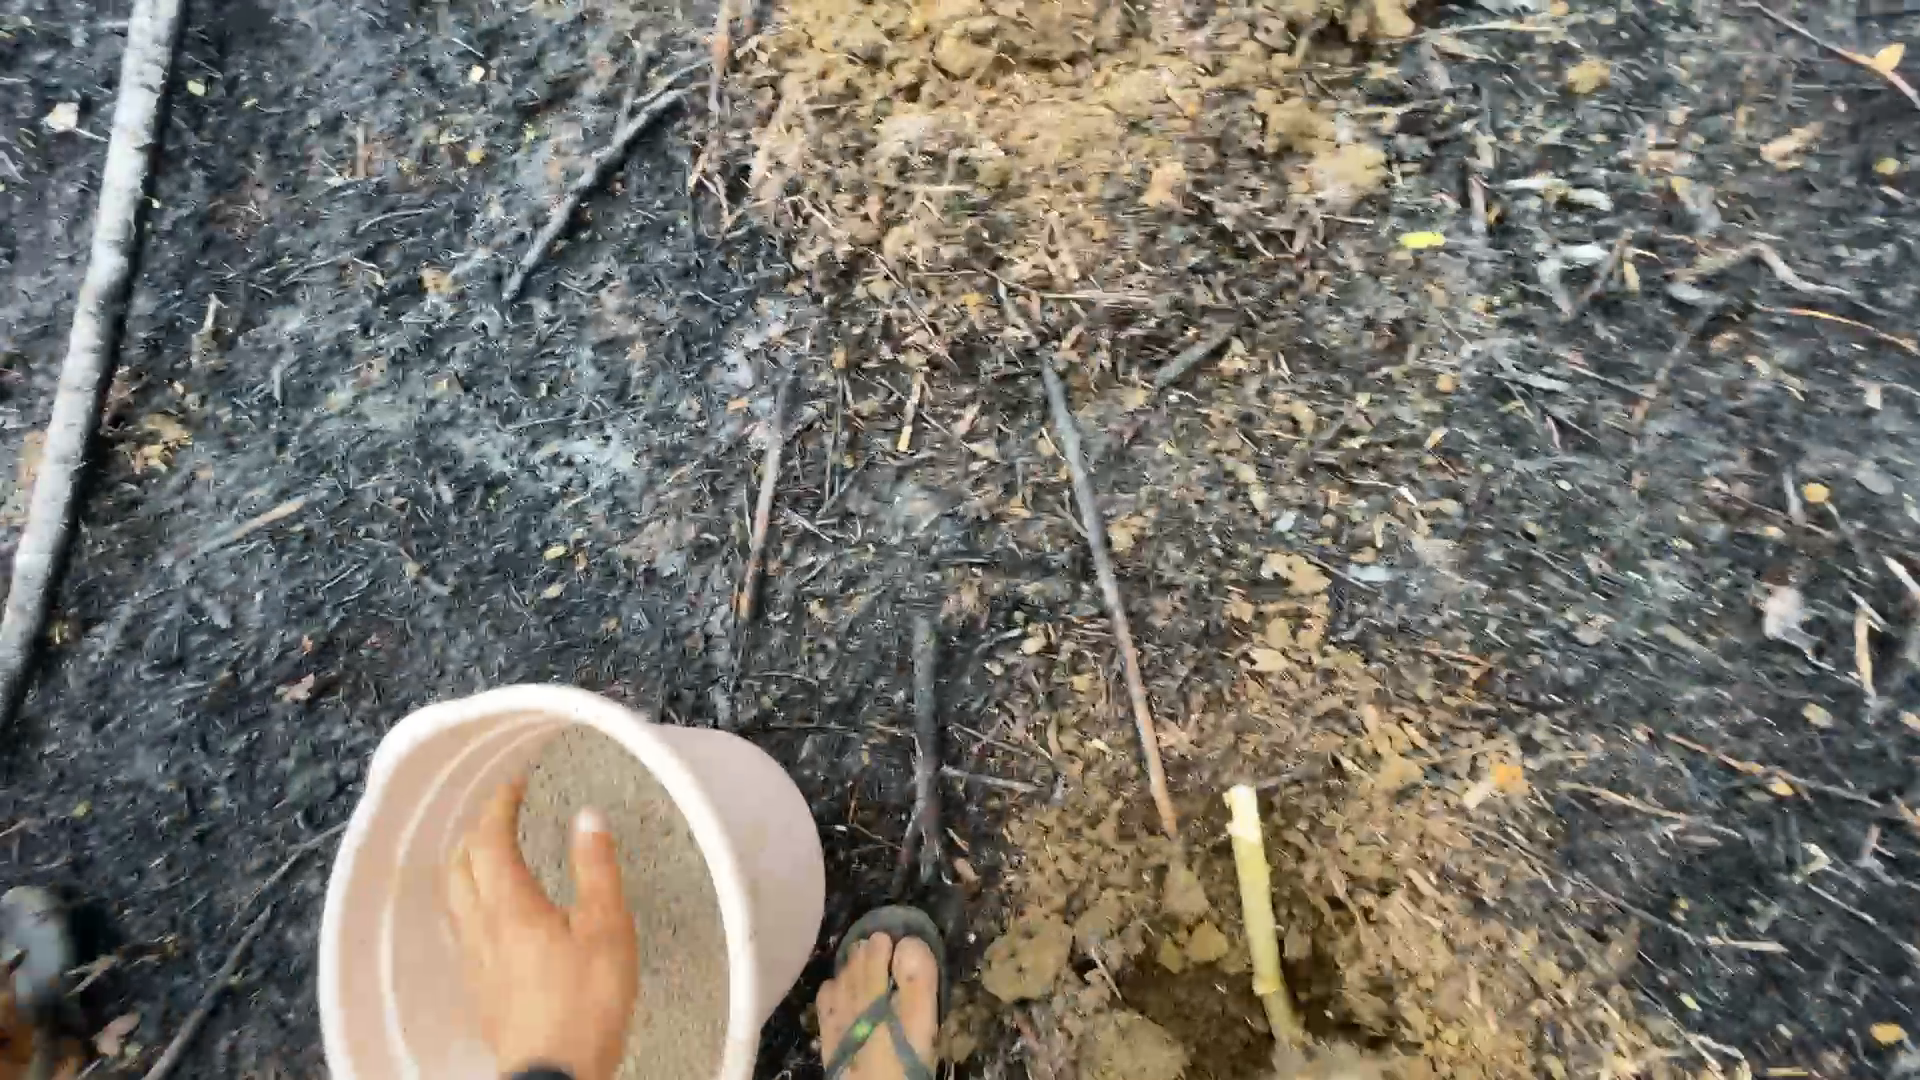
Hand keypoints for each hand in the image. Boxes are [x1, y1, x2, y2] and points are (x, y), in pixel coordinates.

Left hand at [447, 779, 638, 1079]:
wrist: (555, 1079)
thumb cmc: (588, 999)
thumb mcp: (607, 925)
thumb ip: (596, 866)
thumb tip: (587, 815)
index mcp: (512, 909)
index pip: (489, 843)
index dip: (498, 807)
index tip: (514, 782)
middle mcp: (483, 931)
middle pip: (459, 869)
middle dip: (474, 832)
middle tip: (501, 810)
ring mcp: (477, 963)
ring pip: (456, 899)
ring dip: (470, 863)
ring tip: (495, 847)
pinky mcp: (482, 988)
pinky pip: (466, 926)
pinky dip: (476, 896)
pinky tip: (500, 908)